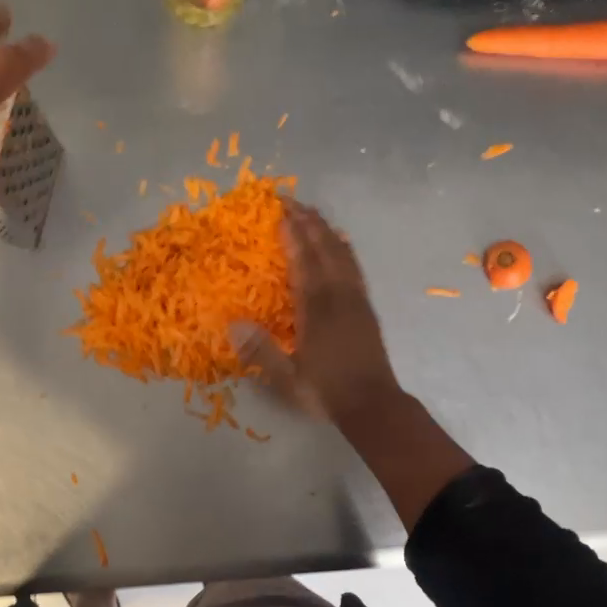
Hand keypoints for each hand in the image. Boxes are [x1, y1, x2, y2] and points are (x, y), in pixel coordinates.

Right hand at [231, 200, 402, 423]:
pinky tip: (338, 245)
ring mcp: (356, 301)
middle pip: (325, 250)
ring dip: (327, 231)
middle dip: (309, 223)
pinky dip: (343, 249)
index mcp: (317, 311)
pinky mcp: (366, 309)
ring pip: (343, 255)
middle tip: (292, 202)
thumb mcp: (287, 379)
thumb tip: (233, 324)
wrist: (373, 405)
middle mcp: (339, 298)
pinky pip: (353, 267)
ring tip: (312, 215)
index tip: (280, 211)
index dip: (292, 235)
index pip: (303, 263)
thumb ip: (261, 351)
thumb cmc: (326, 392)